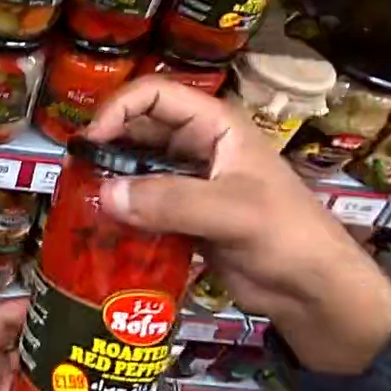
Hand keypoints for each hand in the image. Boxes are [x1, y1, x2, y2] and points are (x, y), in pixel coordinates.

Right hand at [81, 76, 390, 375]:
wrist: (316, 295)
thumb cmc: (286, 236)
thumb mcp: (233, 212)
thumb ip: (170, 201)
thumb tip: (104, 195)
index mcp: (214, 125)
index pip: (155, 95)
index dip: (118, 108)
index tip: (90, 139)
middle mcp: (196, 146)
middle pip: (138, 130)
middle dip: (105, 146)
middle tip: (74, 174)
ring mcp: (188, 181)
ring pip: (136, 168)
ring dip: (109, 181)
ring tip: (79, 201)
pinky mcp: (182, 215)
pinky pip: (141, 203)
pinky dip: (120, 211)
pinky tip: (100, 226)